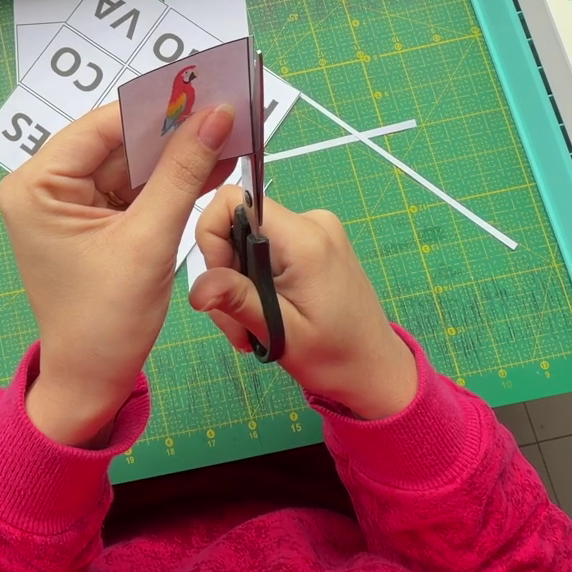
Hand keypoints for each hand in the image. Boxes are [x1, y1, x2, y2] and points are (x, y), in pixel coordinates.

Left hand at [0, 102, 235, 445]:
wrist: (94, 378)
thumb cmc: (106, 319)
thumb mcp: (148, 240)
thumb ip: (182, 173)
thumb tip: (215, 116)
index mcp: (36, 187)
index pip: (99, 128)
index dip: (154, 108)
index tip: (204, 88)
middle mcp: (45, 186)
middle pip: (117, 142)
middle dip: (171, 131)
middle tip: (223, 107)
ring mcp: (69, 202)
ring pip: (131, 163)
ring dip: (177, 154)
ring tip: (228, 131)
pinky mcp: (93, 217)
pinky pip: (135, 187)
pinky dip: (171, 179)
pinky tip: (212, 161)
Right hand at [188, 189, 417, 418]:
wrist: (375, 370)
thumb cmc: (334, 356)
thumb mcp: (280, 332)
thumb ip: (237, 301)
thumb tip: (195, 289)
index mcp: (303, 237)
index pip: (232, 201)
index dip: (213, 237)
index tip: (222, 281)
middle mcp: (309, 222)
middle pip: (235, 226)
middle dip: (226, 275)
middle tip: (238, 322)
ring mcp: (313, 230)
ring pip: (245, 242)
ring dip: (238, 285)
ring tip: (254, 327)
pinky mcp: (312, 242)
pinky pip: (263, 249)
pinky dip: (254, 281)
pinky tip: (266, 313)